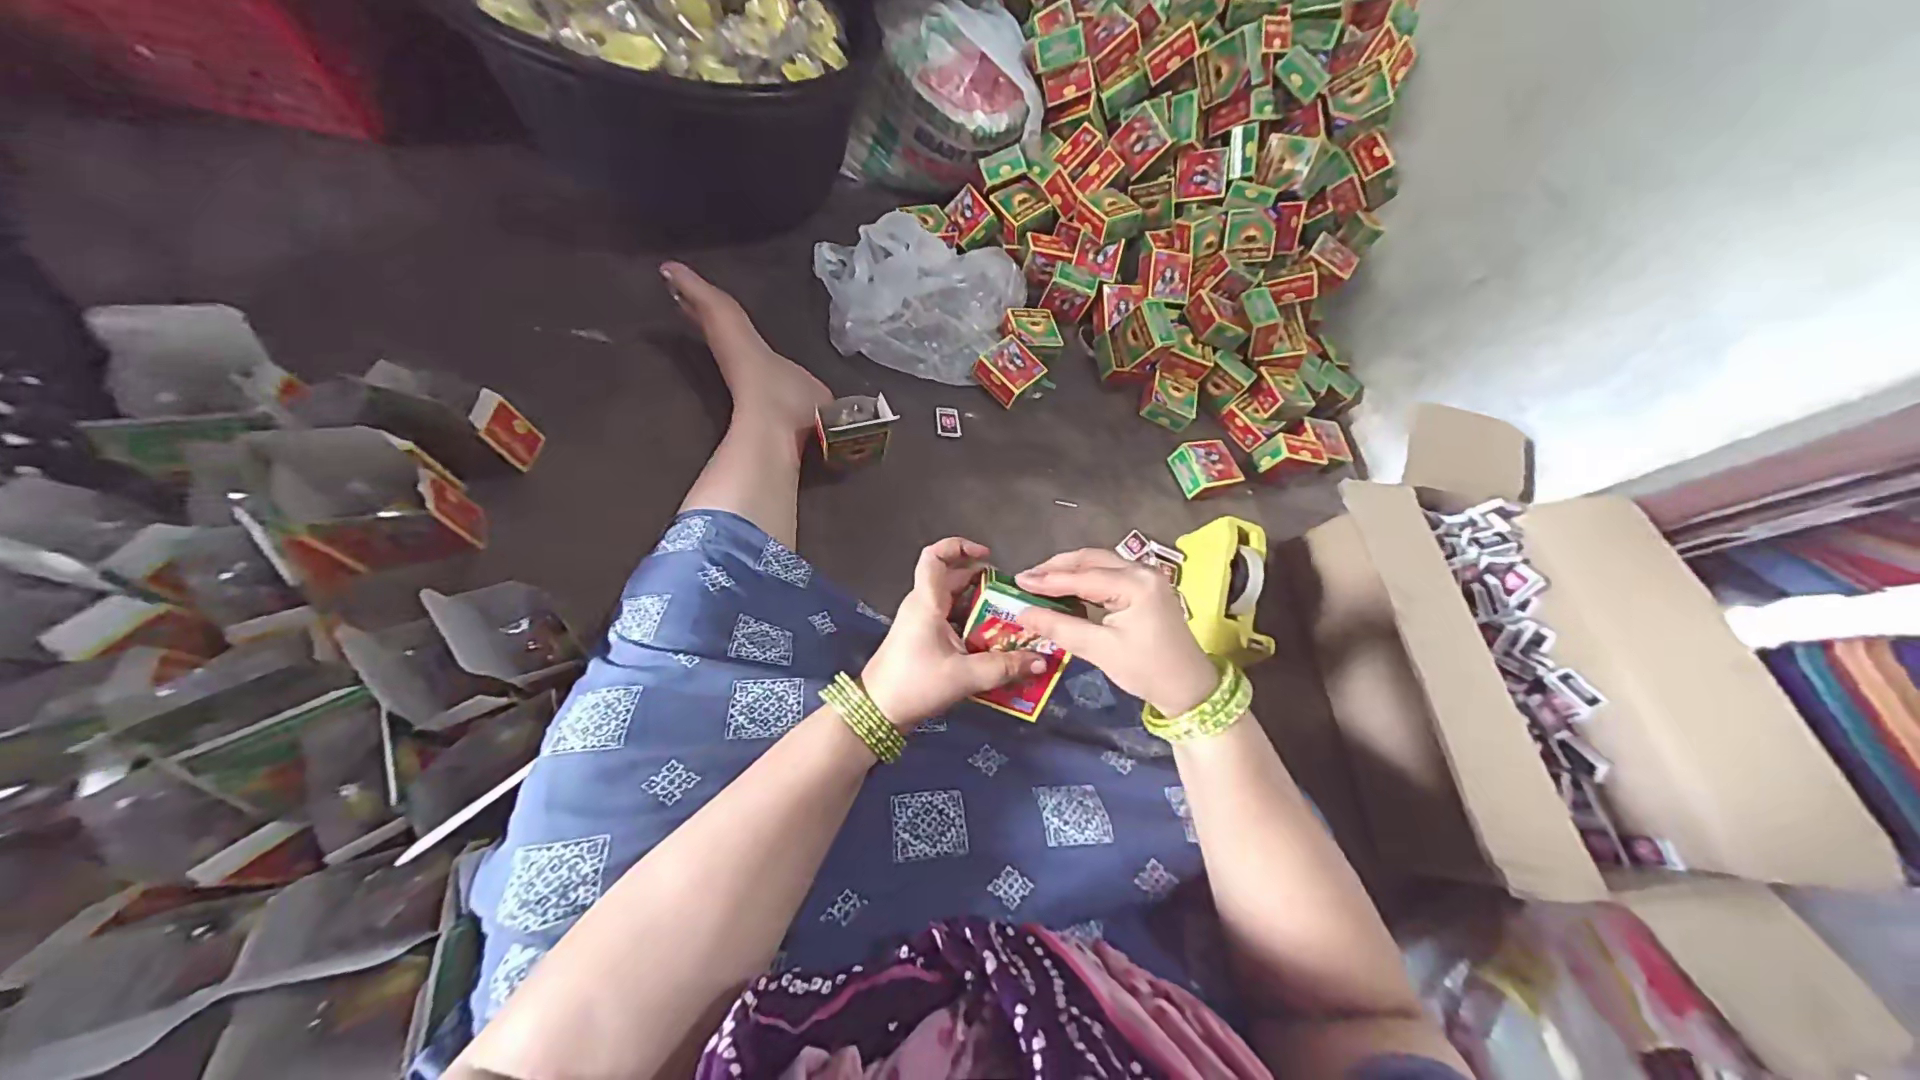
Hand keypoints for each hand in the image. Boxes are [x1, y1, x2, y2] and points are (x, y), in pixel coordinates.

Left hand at [860, 538, 1046, 730]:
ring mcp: (921, 622)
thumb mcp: (964, 676)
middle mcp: (922, 605)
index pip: (934, 556)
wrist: (878, 710)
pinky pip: (950, 620)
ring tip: (1007, 618)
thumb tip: (1040, 660)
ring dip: (979, 605)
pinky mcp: (923, 638)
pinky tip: (991, 641)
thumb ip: (1004, 667)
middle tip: (1009, 594)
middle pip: (952, 577)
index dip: (959, 546)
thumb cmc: (914, 684)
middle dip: (982, 580)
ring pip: (953, 600)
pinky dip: (971, 624)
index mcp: (927, 602)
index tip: (986, 556)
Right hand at [1013, 548, 1218, 715]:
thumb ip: (1060, 627)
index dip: (1047, 579)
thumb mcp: (1100, 650)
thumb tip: (1022, 614)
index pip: (1082, 576)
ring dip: (1070, 570)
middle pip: (1090, 559)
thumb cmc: (1147, 670)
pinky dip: (1085, 577)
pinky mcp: (1146, 587)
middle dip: (1056, 568)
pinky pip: (1109, 573)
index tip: (1017, 581)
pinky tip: (1067, 586)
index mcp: (1135, 583)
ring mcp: (1147, 576)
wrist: (1189, 689)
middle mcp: (1142, 571)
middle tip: (1026, 578)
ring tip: (1040, 580)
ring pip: (1099, 563)